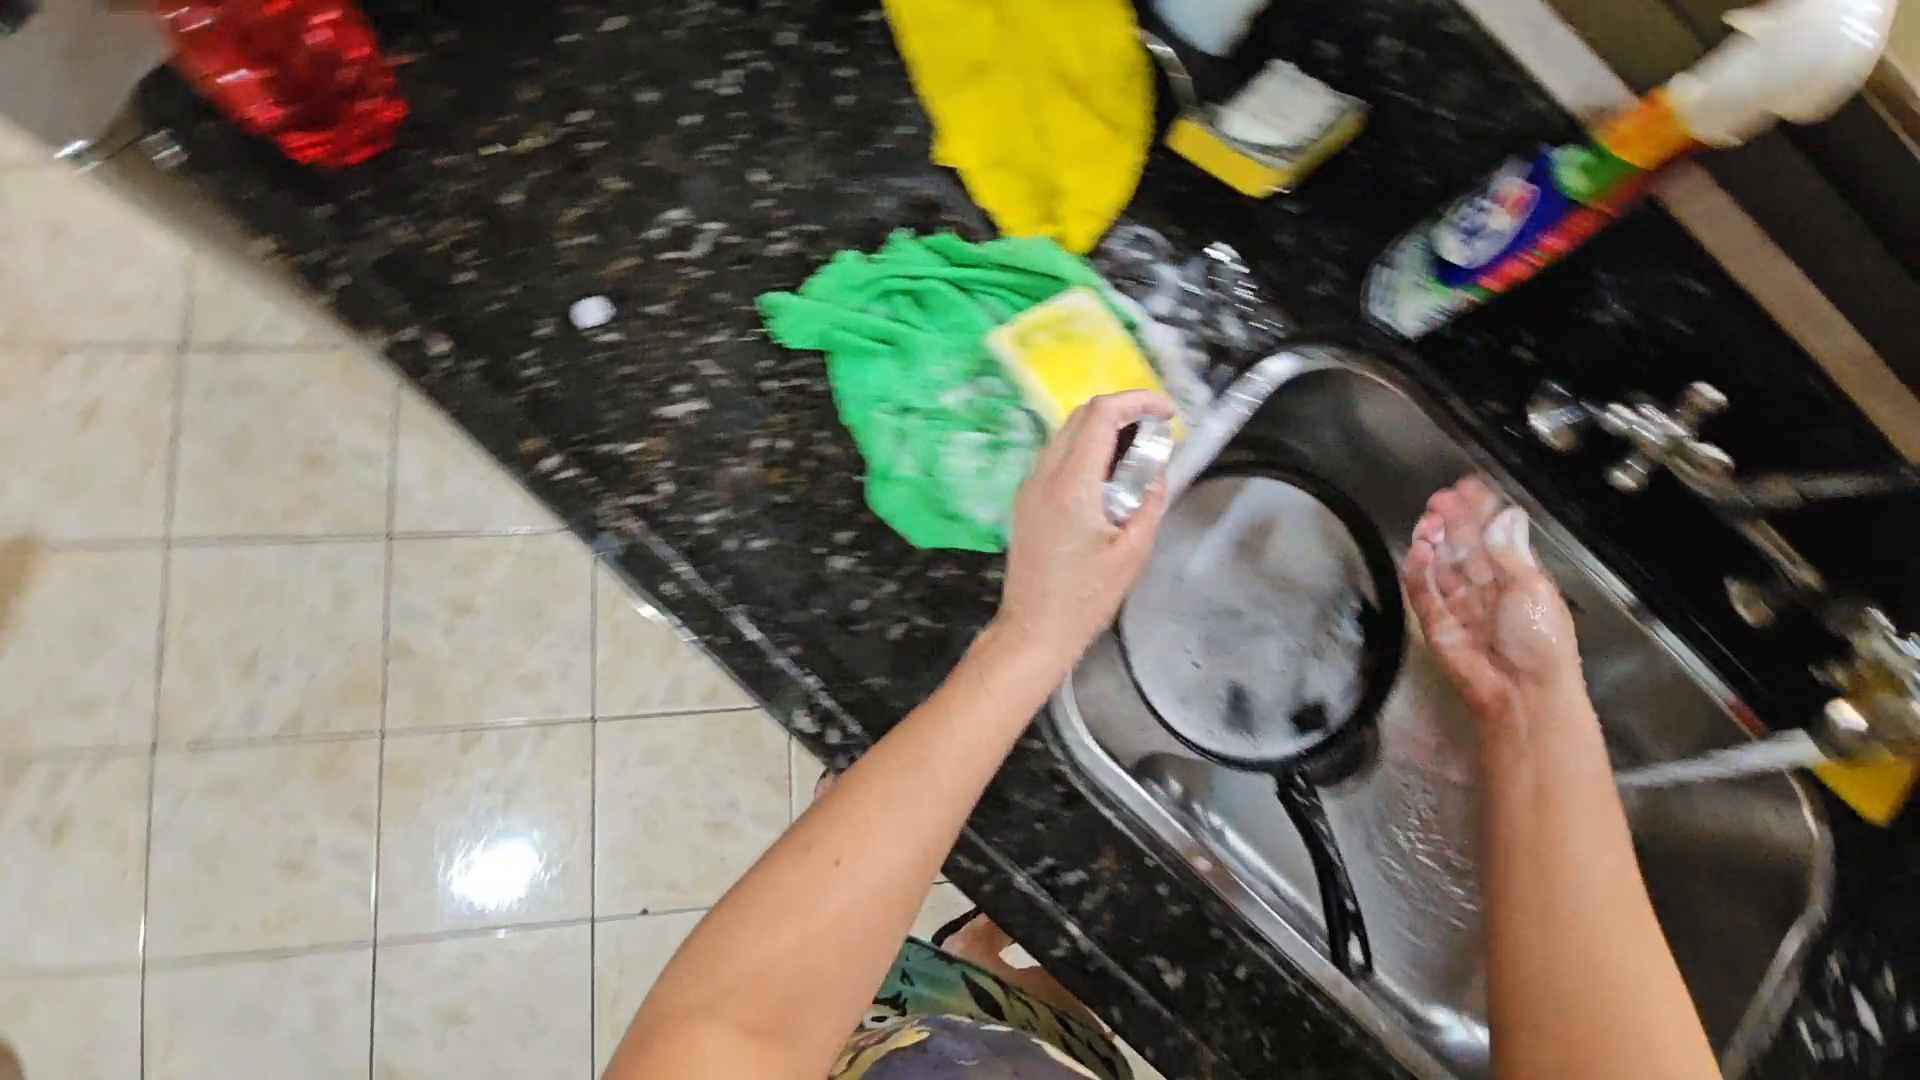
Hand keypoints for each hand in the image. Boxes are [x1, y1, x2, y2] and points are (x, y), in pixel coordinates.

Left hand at [992, 390, 1175, 670]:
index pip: (1100, 415)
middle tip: (1155, 434)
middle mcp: (1043, 476)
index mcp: (1072, 485)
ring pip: (1065, 434)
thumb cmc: (1085, 597)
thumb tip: (1157, 471)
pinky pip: (1055, 458)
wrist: (1034, 628)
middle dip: (1122, 412)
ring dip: (1102, 432)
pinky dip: (1084, 453)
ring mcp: (1029, 487)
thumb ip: (1150, 501)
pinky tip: (1108, 480)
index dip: (1137, 402)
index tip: (1166, 413)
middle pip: (1080, 416)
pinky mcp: (1024, 500)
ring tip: (1136, 457)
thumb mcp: (1133, 552)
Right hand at [1404, 477, 1587, 733]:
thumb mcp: (1533, 589)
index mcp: (1519, 580)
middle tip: (1440, 499)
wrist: (1521, 692)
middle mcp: (1486, 589)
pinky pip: (1422, 591)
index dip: (1482, 513)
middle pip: (1464, 548)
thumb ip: (1509, 552)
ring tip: (1428, 520)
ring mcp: (1458, 605)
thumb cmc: (1541, 642)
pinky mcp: (1435, 622)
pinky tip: (1419, 549)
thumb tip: (1505, 515)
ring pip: (1440, 565)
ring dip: (1434, 541)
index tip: (1469, 489)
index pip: (1495, 538)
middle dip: (1453, 522)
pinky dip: (1417, 570)